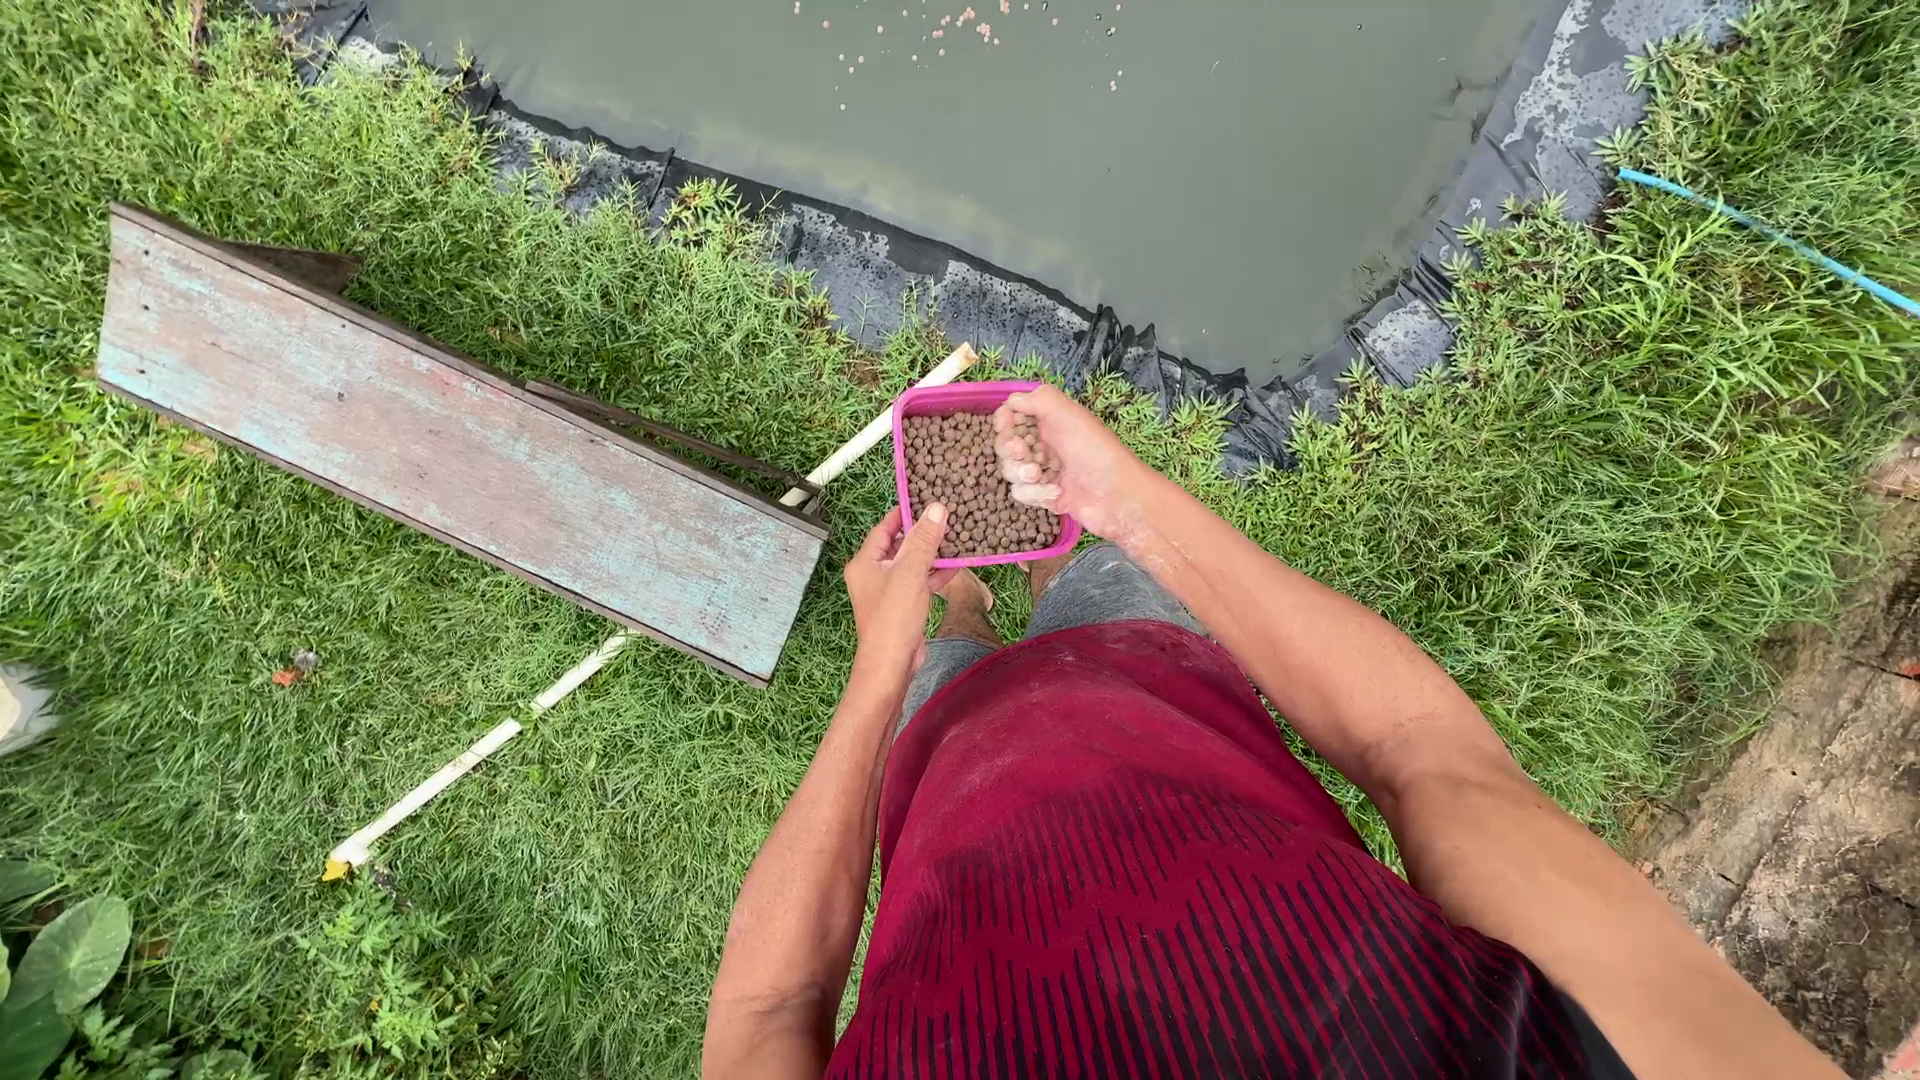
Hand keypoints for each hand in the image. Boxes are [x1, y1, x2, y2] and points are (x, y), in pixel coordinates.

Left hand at [843, 504, 955, 679]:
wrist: (893, 663)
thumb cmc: (893, 619)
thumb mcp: (910, 572)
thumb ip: (923, 540)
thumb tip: (936, 510)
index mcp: (865, 563)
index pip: (884, 528)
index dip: (903, 513)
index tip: (924, 500)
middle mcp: (873, 574)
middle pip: (899, 544)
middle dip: (922, 533)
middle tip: (945, 517)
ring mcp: (889, 590)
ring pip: (912, 563)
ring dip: (932, 553)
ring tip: (955, 537)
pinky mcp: (903, 604)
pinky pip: (920, 581)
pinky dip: (935, 573)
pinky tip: (956, 565)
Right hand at [993, 384, 1157, 544]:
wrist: (1117, 496)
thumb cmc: (1095, 452)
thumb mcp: (1070, 415)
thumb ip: (1040, 399)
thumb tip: (1013, 400)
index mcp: (1051, 421)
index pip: (1013, 416)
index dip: (1005, 421)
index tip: (1007, 426)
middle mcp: (1045, 443)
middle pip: (1006, 444)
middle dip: (1010, 450)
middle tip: (1022, 453)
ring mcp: (1044, 471)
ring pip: (1011, 471)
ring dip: (1022, 474)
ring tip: (1041, 476)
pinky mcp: (1045, 495)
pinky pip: (1022, 493)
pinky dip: (1035, 494)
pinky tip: (1055, 493)